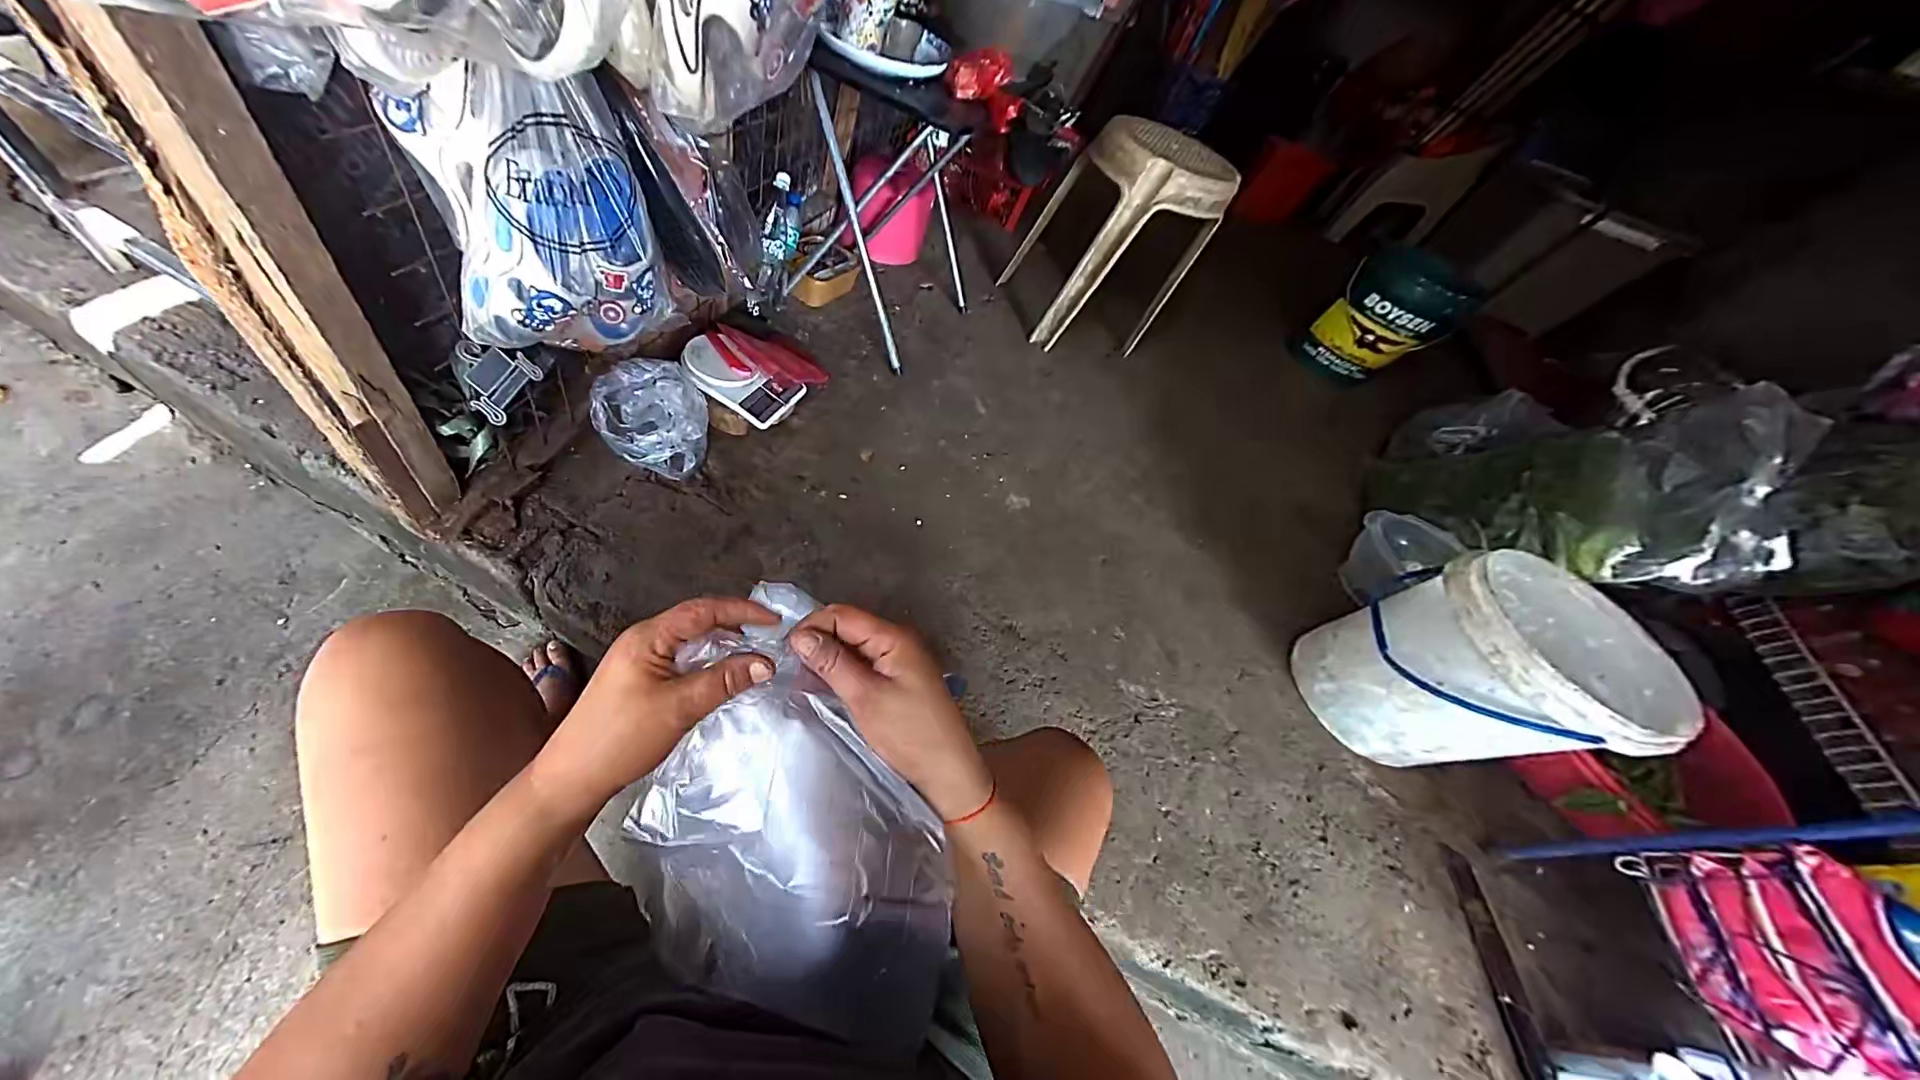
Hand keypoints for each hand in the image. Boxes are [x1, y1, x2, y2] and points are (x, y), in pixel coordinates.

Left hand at [530, 597, 776, 822]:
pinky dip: (708, 660)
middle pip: (697, 619)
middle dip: (736, 623)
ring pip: (690, 639)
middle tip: (768, 635)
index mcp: (648, 637)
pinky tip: (722, 674)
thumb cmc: (619, 739)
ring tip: (753, 653)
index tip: (774, 621)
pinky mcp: (640, 678)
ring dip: (723, 643)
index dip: (742, 611)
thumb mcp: (679, 707)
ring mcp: (639, 659)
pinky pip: (682, 657)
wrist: (571, 778)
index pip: (703, 610)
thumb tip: (765, 664)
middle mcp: (643, 640)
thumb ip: (723, 681)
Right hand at [791, 605, 992, 820]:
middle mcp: (898, 641)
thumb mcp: (865, 697)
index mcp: (894, 638)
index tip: (787, 649)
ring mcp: (899, 660)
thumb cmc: (911, 735)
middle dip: (818, 640)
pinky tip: (827, 686)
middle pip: (848, 626)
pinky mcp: (898, 679)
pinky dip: (843, 670)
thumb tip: (801, 636)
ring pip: (854, 646)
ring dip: (828, 657)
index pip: (843, 614)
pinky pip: (864, 663)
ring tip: (803, 677)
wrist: (948, 771)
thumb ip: (832, 663)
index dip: (812, 626)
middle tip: (790, 664)